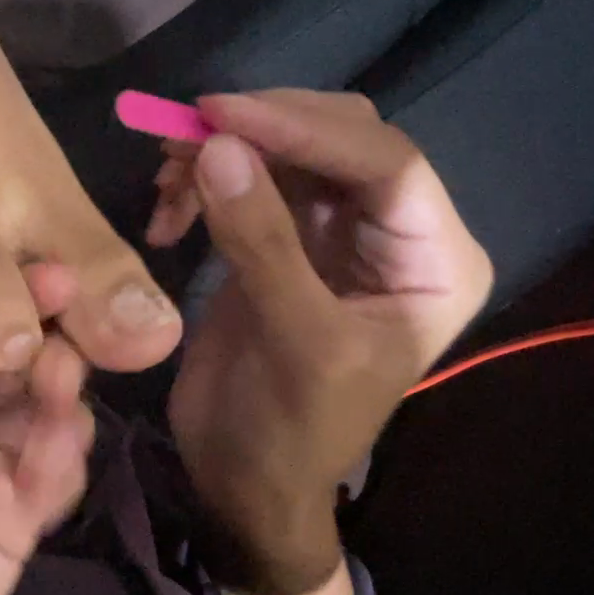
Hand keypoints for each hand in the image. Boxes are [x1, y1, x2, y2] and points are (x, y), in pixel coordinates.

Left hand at [0, 336, 94, 594]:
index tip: (43, 284)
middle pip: (4, 376)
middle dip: (36, 355)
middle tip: (64, 348)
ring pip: (37, 421)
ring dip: (58, 405)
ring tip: (66, 400)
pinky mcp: (17, 521)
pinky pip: (51, 479)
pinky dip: (64, 463)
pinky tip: (63, 458)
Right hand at [154, 91, 492, 594]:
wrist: (243, 480)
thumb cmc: (290, 430)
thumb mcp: (292, 342)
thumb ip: (262, 243)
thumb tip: (217, 148)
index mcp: (431, 259)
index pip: (384, 161)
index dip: (303, 128)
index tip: (216, 114)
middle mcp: (388, 235)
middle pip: (336, 142)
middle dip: (257, 133)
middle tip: (176, 140)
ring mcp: (327, 239)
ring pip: (283, 157)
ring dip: (220, 157)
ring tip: (161, 183)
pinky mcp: (273, 249)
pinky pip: (243, 189)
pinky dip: (201, 188)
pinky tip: (165, 217)